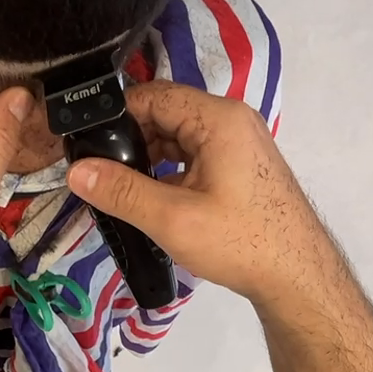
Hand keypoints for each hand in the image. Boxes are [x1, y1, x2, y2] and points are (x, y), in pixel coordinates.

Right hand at [66, 81, 331, 311]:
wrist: (296, 276)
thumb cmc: (238, 241)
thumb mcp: (172, 218)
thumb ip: (121, 192)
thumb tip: (75, 171)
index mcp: (217, 119)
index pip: (154, 95)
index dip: (116, 116)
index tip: (85, 145)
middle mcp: (231, 120)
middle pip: (166, 114)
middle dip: (131, 141)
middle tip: (100, 174)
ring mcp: (239, 143)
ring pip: (178, 138)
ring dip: (150, 160)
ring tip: (122, 192)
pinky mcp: (241, 167)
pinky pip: (194, 156)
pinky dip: (170, 172)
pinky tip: (153, 202)